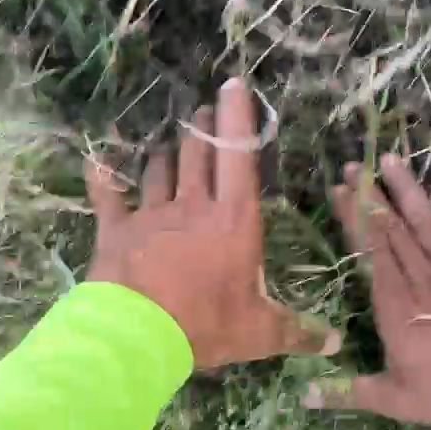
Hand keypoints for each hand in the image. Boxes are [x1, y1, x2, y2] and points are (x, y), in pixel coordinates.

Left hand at [85, 78, 338, 368]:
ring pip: (158, 170)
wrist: (137, 334)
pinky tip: (96, 162)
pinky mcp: (115, 229)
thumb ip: (296, 331)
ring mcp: (150, 214)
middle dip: (202, 127)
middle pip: (198, 153)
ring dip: (164, 154)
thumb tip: (334, 344)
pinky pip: (107, 195)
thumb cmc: (206, 326)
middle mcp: (192, 205)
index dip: (237, 117)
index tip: (233, 85)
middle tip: (202, 110)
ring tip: (167, 144)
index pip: (238, 155)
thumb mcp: (259, 333)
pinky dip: (102, 179)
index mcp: (233, 220)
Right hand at [305, 155, 430, 429]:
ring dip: (409, 191)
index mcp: (397, 306)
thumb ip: (349, 393)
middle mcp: (425, 280)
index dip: (353, 218)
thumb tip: (305, 397)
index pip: (370, 250)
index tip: (338, 190)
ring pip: (429, 224)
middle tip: (354, 166)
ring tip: (393, 161)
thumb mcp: (396, 400)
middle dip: (372, 196)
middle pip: (394, 230)